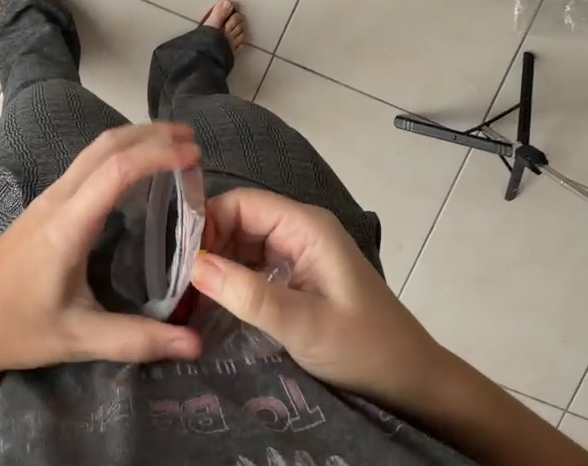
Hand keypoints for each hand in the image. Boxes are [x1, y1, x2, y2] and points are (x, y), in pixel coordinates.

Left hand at [0, 123, 205, 384]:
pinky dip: (117, 155)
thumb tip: (195, 344)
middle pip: (105, 146)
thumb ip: (137, 340)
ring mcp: (46, 200)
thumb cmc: (16, 330)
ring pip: (93, 151)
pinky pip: (85, 166)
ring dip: (133, 140)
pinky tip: (135, 174)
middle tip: (192, 139)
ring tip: (172, 147)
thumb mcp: (78, 339)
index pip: (117, 170)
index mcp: (67, 225)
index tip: (194, 154)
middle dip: (150, 134)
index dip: (157, 154)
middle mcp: (56, 200)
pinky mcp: (42, 207)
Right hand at [189, 187, 445, 414]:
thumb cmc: (364, 348)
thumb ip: (248, 294)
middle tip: (174, 280)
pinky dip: (231, 280)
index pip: (242, 203)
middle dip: (207, 245)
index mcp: (306, 226)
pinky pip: (253, 266)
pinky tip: (209, 302)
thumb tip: (194, 266)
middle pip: (239, 220)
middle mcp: (300, 230)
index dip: (207, 222)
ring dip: (216, 264)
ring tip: (183, 292)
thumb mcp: (303, 324)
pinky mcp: (297, 277)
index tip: (177, 257)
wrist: (412, 383)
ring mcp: (299, 253)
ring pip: (243, 244)